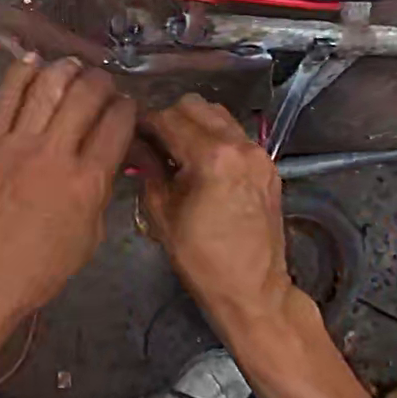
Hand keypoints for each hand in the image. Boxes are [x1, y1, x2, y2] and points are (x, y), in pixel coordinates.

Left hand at [0, 55, 135, 322]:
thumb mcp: (91, 234)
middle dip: (101, 81)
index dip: (127, 107)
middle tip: (103, 81)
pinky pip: (8, 96)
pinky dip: (22, 72)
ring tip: (74, 64)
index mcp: (88, 181)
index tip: (127, 103)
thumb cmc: (42, 265)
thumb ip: (100, 188)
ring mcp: (19, 143)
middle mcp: (56, 153)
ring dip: (65, 69)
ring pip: (47, 87)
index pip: (116, 126)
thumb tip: (107, 154)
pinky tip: (34, 59)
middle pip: (85, 97)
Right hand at [141, 94, 302, 331]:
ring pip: (216, 114)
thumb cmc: (201, 258)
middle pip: (194, 106)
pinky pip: (234, 133)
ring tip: (177, 149)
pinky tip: (200, 161)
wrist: (255, 291)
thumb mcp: (161, 212)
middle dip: (168, 117)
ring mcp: (257, 153)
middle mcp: (238, 145)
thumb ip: (148, 168)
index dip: (144, 123)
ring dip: (193, 122)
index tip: (129, 133)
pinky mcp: (267, 165)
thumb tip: (134, 143)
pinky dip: (213, 136)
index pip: (167, 118)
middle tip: (153, 141)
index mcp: (211, 157)